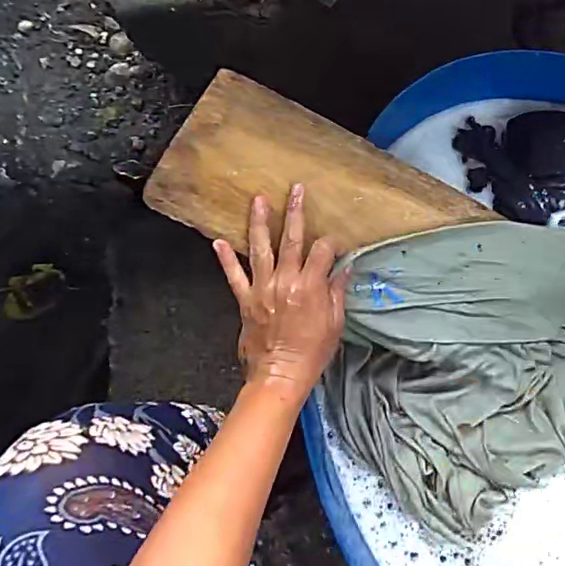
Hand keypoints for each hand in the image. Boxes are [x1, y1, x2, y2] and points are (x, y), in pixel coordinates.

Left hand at [213, 184, 347, 402]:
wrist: (279, 376)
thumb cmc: (313, 352)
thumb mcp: (335, 323)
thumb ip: (337, 292)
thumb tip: (345, 268)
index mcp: (310, 286)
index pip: (323, 250)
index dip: (331, 243)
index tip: (335, 243)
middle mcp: (285, 281)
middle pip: (291, 239)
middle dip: (295, 212)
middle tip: (296, 189)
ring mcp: (263, 288)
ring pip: (261, 248)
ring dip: (259, 222)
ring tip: (258, 200)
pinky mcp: (245, 300)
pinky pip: (234, 275)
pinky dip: (226, 259)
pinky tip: (219, 241)